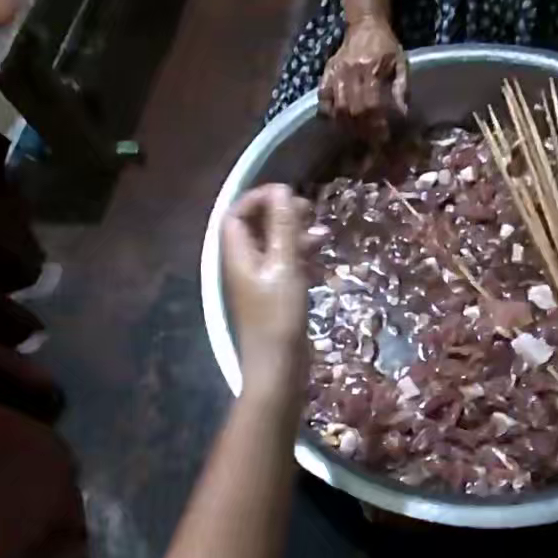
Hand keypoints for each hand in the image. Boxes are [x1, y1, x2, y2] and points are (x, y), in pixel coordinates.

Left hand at [223, 184, 313, 401]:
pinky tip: (320, 257)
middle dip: (280, 214)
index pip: (235, 214)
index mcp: (237, 255)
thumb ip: (283, 227)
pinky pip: (283, 266)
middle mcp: (243, 265)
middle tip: (308, 211)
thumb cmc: (279, 316)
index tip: (287, 194)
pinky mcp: (273, 296)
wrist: (279, 367)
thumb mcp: (285, 266)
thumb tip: (281, 190)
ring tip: (322, 233)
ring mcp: (258, 282)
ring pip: (273, 246)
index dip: (257, 199)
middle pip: (255, 227)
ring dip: (294, 235)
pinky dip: (299, 256)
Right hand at [320, 16, 407, 135]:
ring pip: (337, 109)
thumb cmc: (385, 46)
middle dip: (362, 129)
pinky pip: (322, 100)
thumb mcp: (400, 63)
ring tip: (356, 133)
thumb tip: (402, 114)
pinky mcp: (325, 75)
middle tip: (370, 140)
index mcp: (372, 67)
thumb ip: (401, 88)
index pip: (371, 104)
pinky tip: (339, 119)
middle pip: (353, 110)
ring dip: (347, 125)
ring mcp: (335, 73)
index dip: (376, 124)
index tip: (382, 137)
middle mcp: (351, 71)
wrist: (365, 25)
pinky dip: (328, 113)